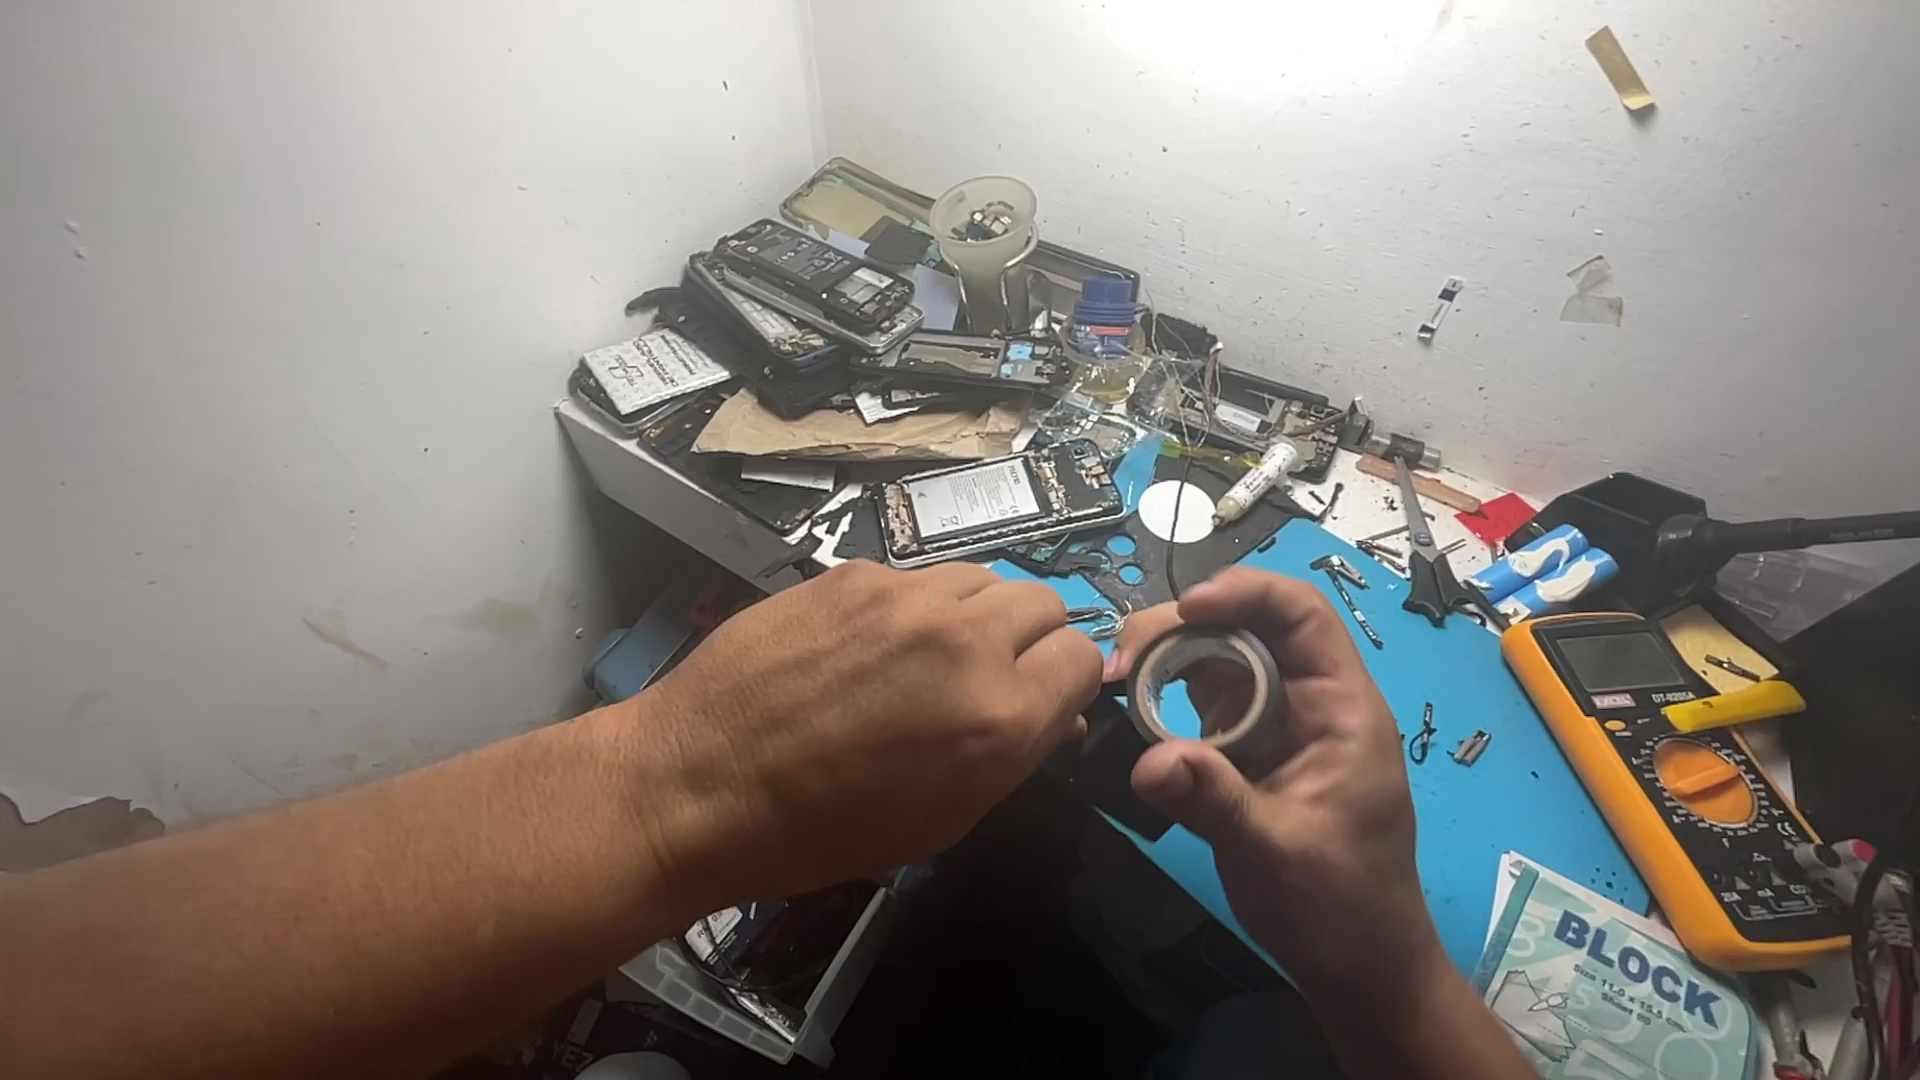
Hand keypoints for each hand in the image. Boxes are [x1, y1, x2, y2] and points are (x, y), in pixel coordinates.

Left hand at [625, 559, 1102, 911]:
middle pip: (1044, 602)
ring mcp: (907, 595)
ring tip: (928, 652)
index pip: (1084, 658)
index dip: (1067, 679)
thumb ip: (1017, 751)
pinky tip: (867, 641)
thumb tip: (1058, 707)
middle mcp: (966, 640)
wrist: (701, 782)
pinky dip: (915, 606)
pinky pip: (917, 577)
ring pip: (984, 578)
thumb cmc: (824, 829)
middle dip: (1031, 639)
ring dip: (976, 614)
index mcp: (1000, 716)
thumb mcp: (945, 817)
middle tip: (988, 672)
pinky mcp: (856, 572)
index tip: (1042, 694)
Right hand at [1105, 568, 1446, 998]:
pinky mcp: (1237, 738)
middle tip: (1125, 656)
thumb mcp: (1279, 852)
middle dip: (1181, 626)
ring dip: (1162, 651)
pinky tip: (1129, 696)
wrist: (1352, 961)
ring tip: (1118, 673)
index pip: (1301, 615)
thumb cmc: (1341, 906)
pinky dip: (1158, 685)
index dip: (1247, 593)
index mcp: (1339, 706)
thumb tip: (1148, 762)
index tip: (1187, 608)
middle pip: (1243, 626)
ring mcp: (1267, 715)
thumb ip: (1216, 801)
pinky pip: (1194, 691)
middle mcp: (1302, 696)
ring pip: (1212, 653)